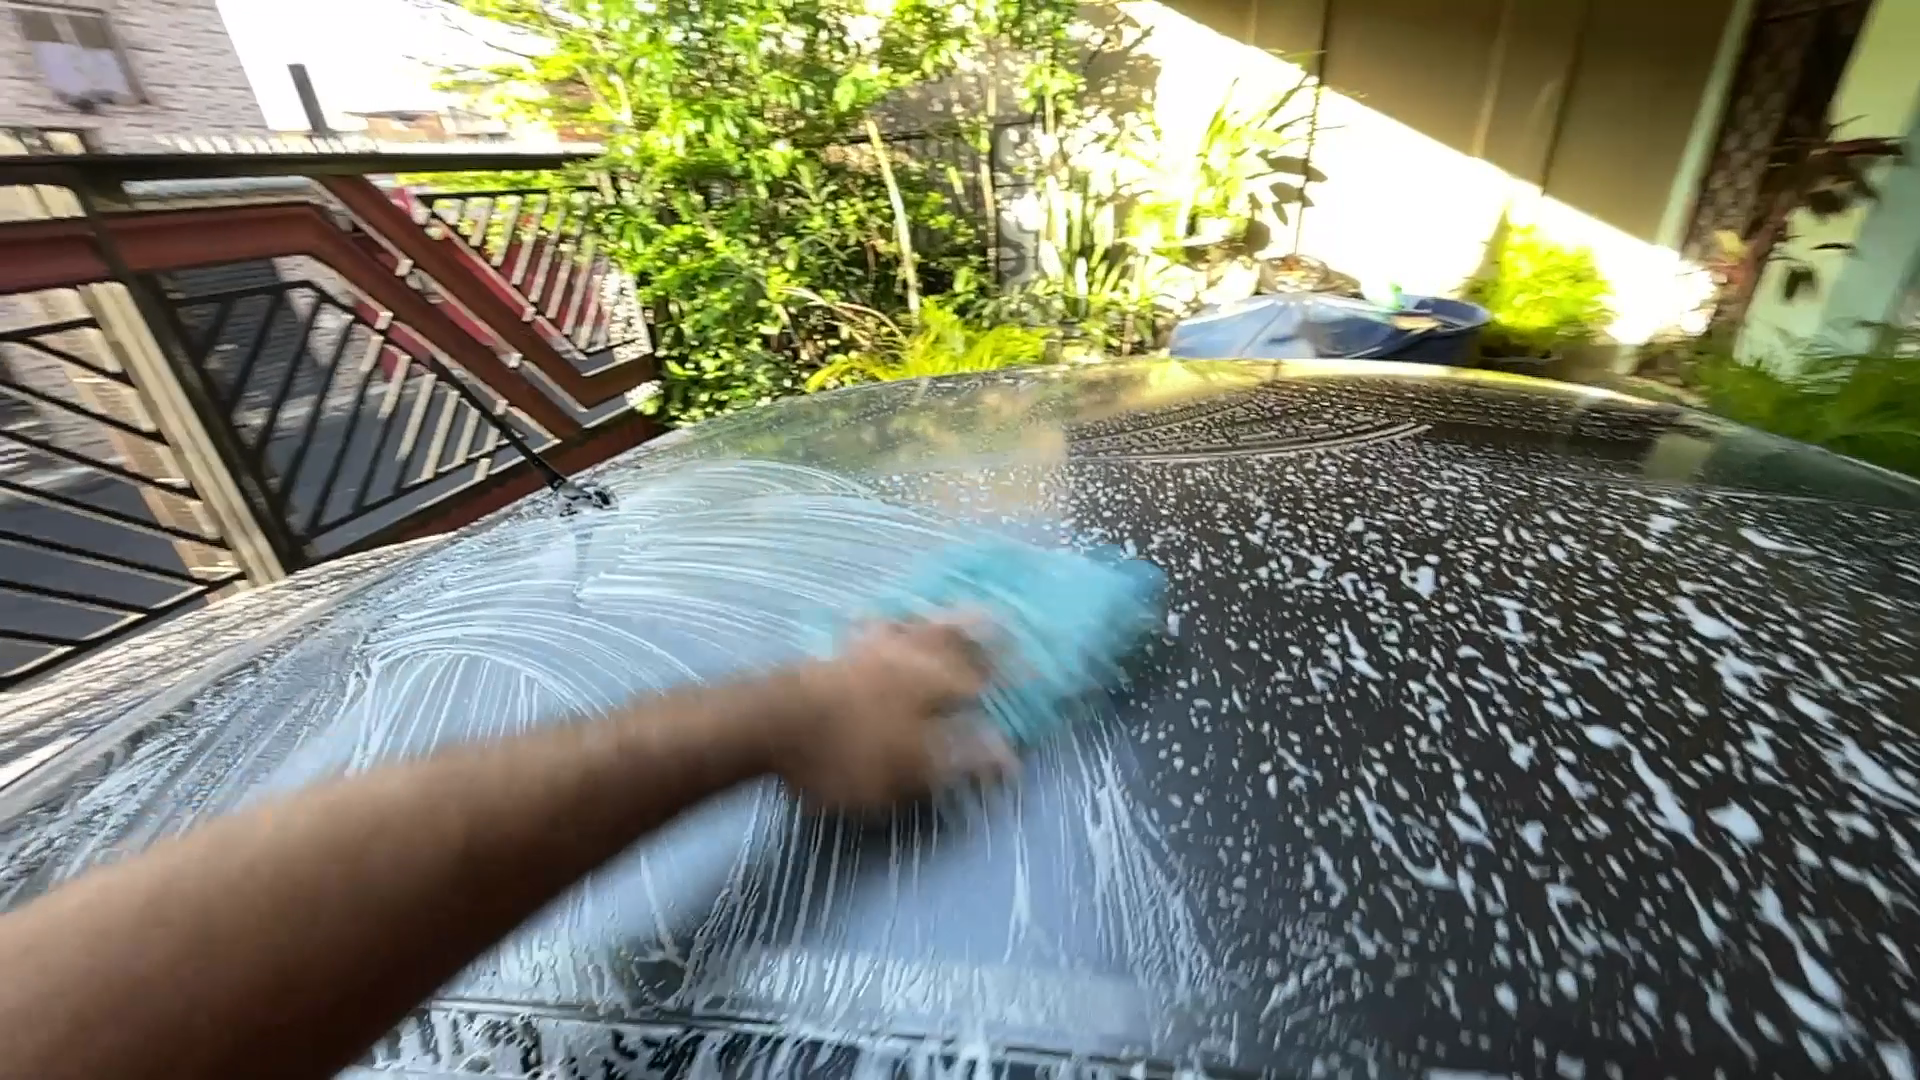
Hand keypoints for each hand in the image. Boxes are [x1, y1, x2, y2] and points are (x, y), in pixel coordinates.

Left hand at [779, 617, 1015, 809]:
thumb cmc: (846, 753)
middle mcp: (908, 656)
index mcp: (932, 684)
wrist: (769, 724)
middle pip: (953, 637)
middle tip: (1005, 619)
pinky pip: (872, 627)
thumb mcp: (910, 770)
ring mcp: (871, 649)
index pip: (984, 677)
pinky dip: (886, 620)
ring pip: (917, 625)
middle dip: (982, 631)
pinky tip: (883, 614)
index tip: (1037, 670)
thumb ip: (960, 760)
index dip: (1011, 675)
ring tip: (960, 607)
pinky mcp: (839, 652)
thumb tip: (1008, 756)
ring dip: (942, 618)